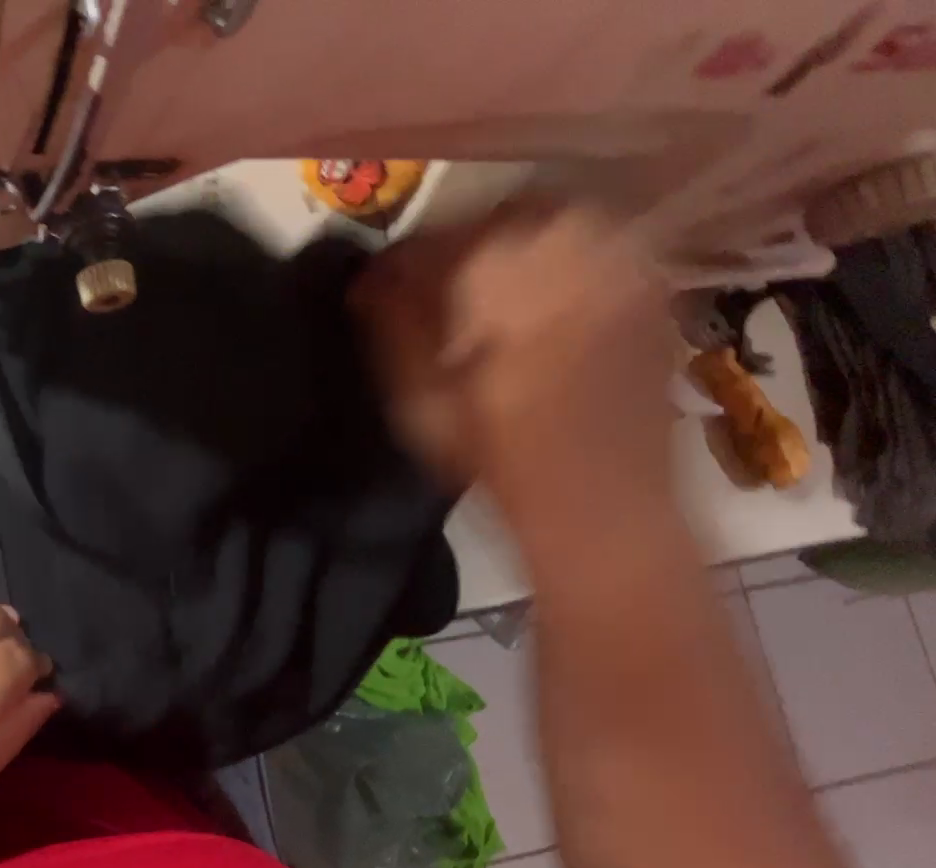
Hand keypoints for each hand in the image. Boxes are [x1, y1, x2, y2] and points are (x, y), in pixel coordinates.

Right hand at [350, 201, 680, 530]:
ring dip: (514, 243)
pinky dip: (565, 257)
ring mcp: (622, 270)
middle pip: (504, 215)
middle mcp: (571, 257)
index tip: (379, 281)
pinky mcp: (652, 292)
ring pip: (559, 221)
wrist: (602, 502)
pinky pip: (602, 246)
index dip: (401, 258)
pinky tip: (545, 297)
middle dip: (462, 239)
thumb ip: (393, 329)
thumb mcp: (421, 403)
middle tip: (436, 280)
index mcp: (503, 282)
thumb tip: (365, 279)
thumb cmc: (496, 458)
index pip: (438, 241)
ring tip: (490, 286)